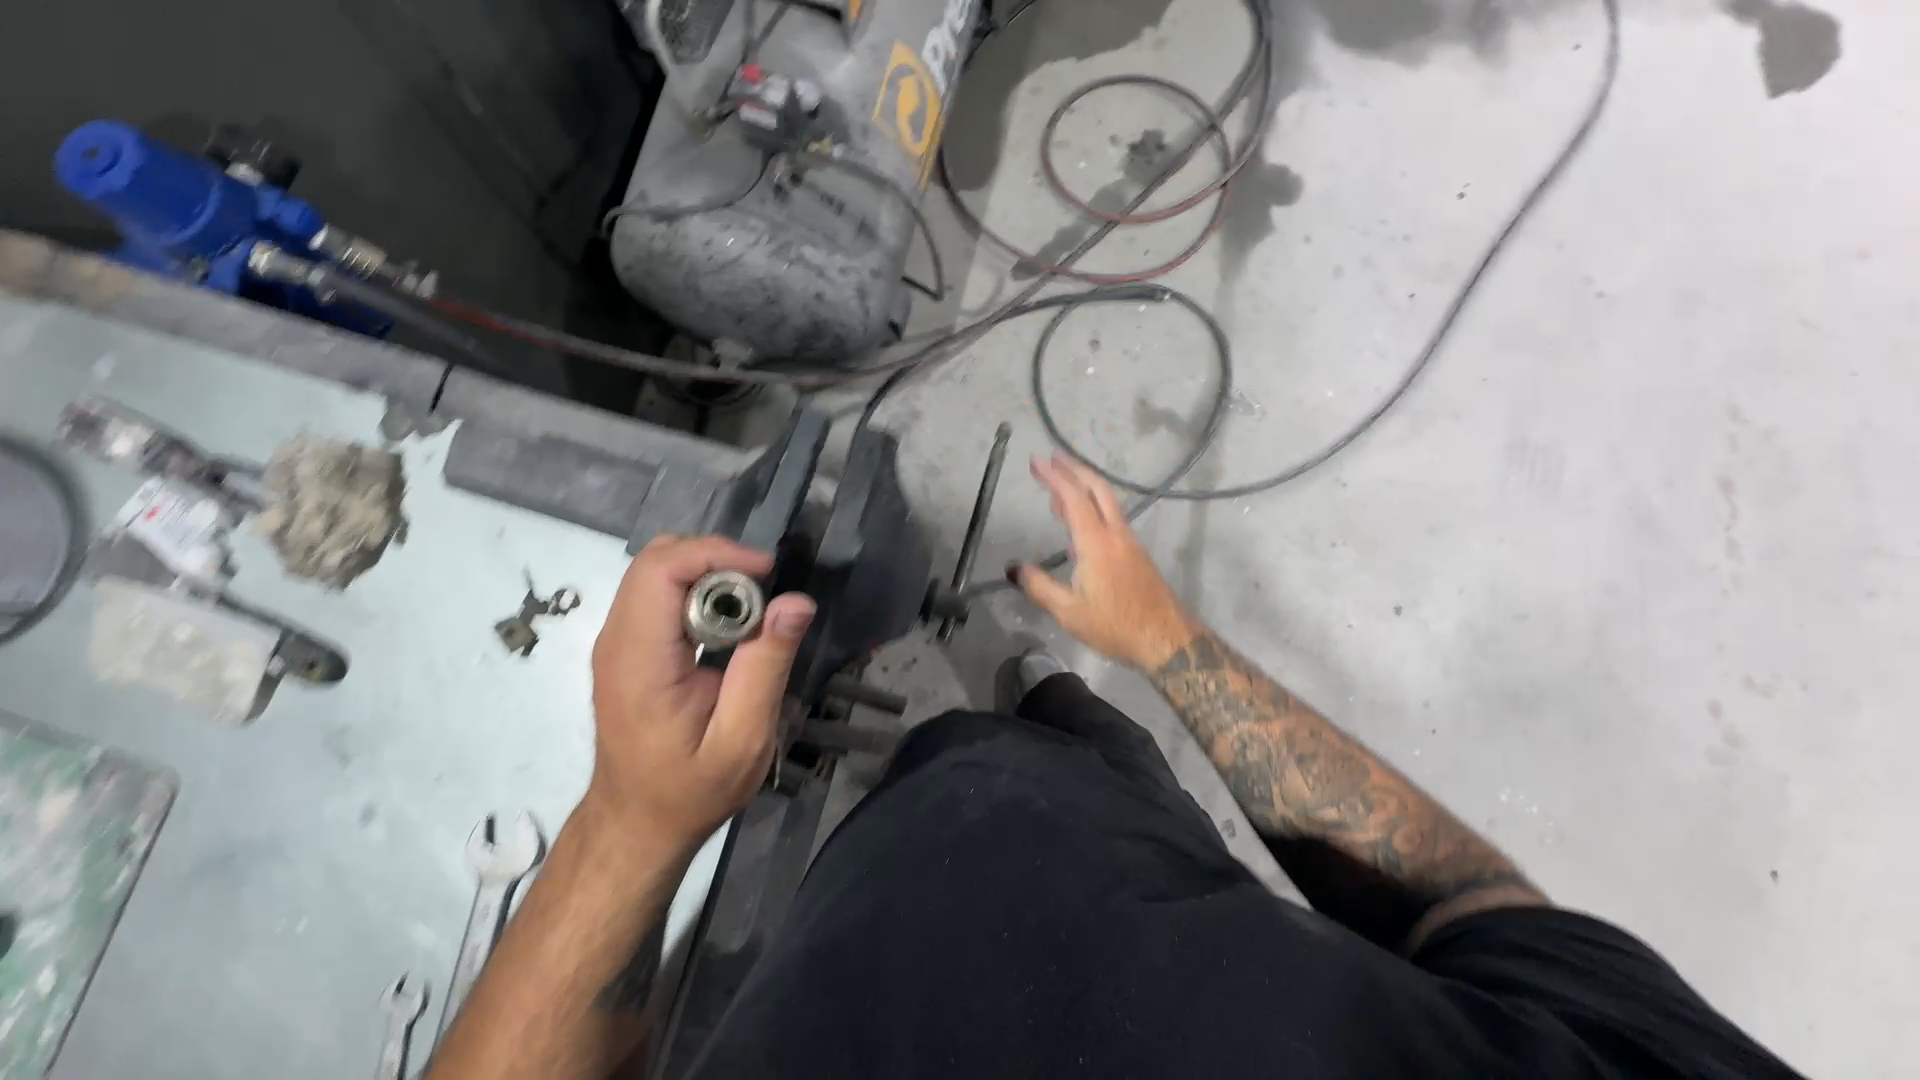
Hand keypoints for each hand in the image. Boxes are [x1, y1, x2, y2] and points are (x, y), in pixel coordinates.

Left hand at [585, 535, 815, 849]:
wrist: (637, 824)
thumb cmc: (690, 791)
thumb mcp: (743, 738)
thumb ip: (767, 666)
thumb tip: (797, 602)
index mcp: (639, 660)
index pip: (661, 569)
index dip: (717, 553)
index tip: (768, 573)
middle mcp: (617, 640)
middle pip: (657, 560)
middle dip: (716, 560)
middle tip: (763, 594)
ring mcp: (616, 643)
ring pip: (656, 572)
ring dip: (709, 574)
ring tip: (751, 611)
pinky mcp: (626, 648)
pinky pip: (657, 595)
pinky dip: (697, 592)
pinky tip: (729, 626)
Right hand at [1013, 454, 1199, 670]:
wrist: (1166, 639)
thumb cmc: (1115, 626)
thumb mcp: (1069, 612)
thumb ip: (1039, 587)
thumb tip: (1014, 569)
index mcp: (1096, 542)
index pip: (1073, 497)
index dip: (1054, 477)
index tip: (1036, 462)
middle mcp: (1116, 534)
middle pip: (1098, 488)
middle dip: (1074, 469)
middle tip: (1052, 458)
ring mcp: (1129, 542)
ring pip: (1107, 501)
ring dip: (1084, 487)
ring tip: (1058, 491)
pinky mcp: (1136, 553)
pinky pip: (1112, 517)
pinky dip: (1093, 506)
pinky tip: (1079, 523)